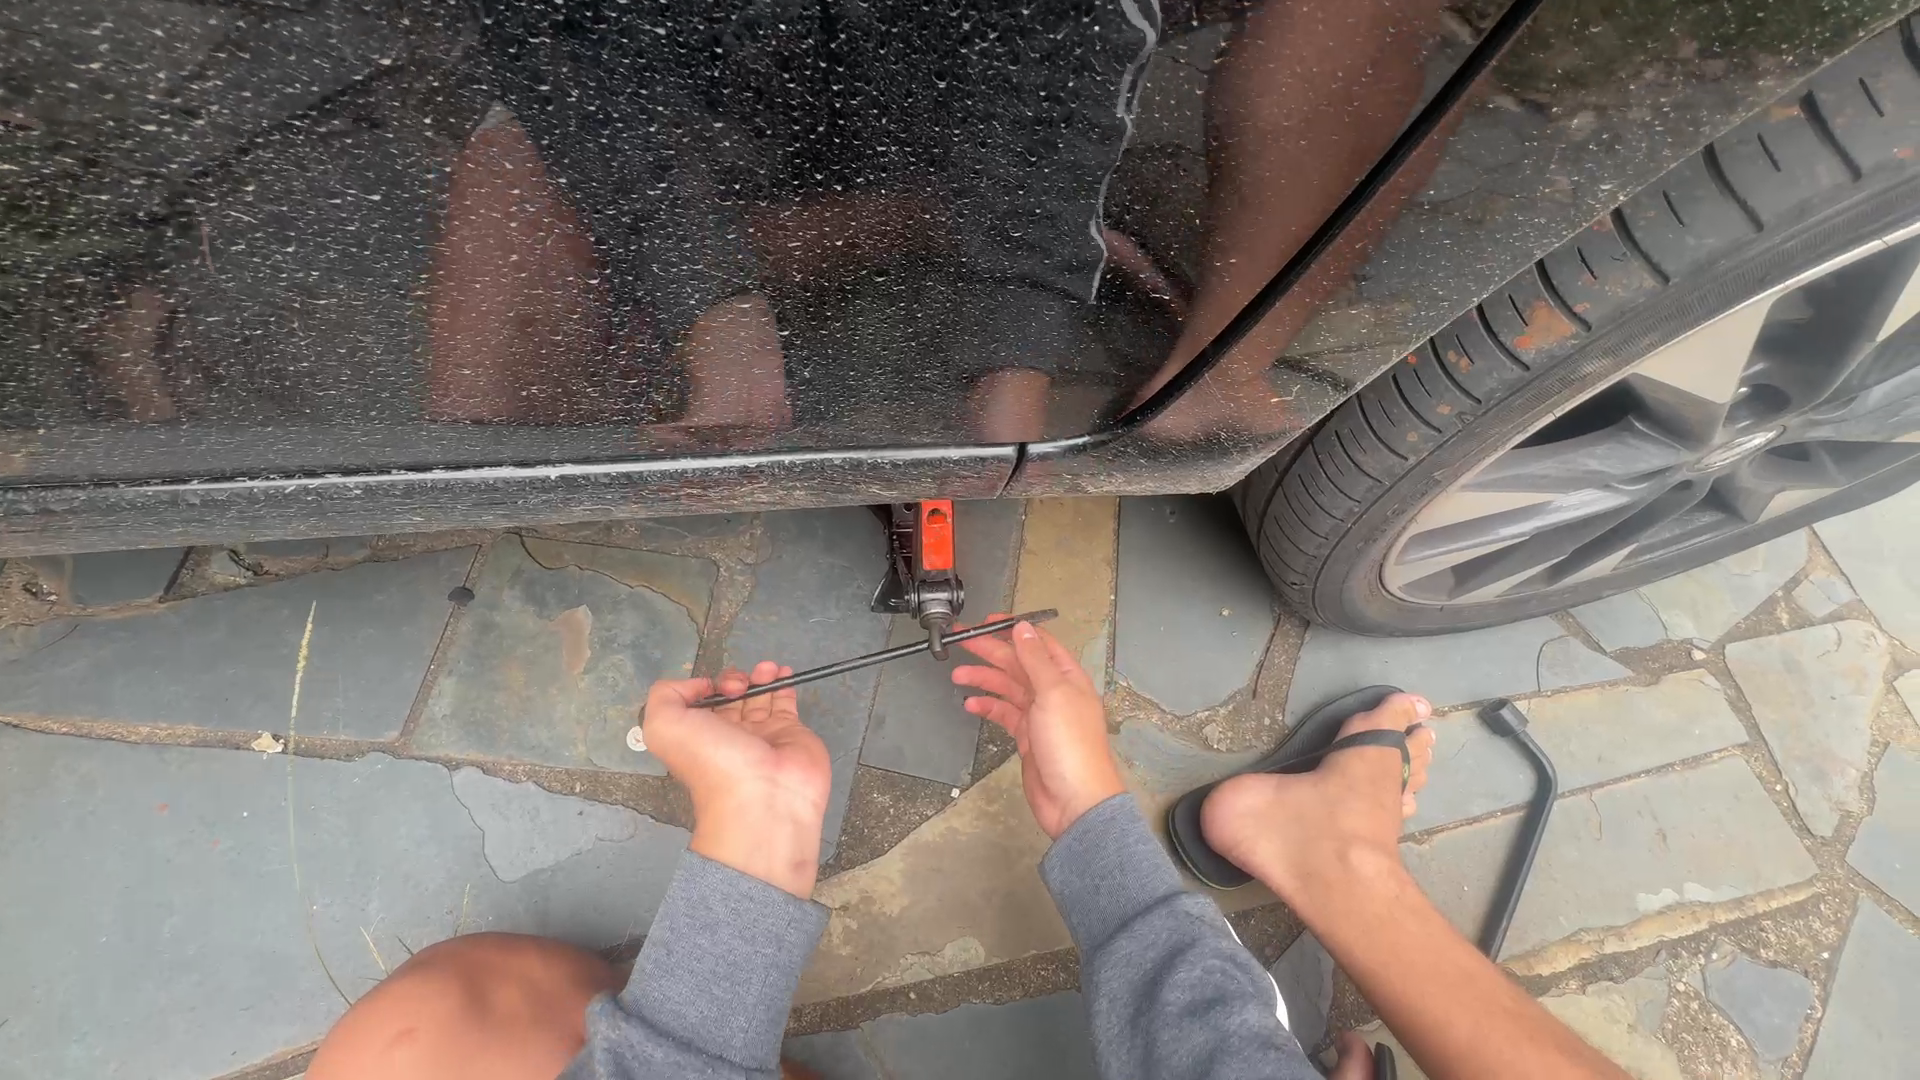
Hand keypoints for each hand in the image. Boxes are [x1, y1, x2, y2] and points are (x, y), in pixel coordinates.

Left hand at [643, 662, 831, 897]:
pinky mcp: (791, 732)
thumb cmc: (713, 762)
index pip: (700, 703)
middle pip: (730, 697)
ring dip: (760, 675)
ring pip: (759, 694)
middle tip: (740, 685)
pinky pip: (786, 700)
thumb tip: (700, 686)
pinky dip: (784, 682)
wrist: (764, 798)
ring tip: (767, 669)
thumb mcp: (664, 727)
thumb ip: (667, 695)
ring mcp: (762, 733)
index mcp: (698, 736)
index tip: (712, 687)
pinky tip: (782, 671)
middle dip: (734, 679)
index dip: (704, 686)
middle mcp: (729, 735)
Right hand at [952, 617, 1125, 838]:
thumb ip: (1035, 659)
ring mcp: (1040, 714)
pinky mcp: (1027, 736)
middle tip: (962, 640)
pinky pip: (1003, 713)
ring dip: (983, 678)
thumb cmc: (1070, 744)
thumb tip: (1023, 628)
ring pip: (1007, 687)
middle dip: (990, 651)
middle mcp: (1053, 691)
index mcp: (1066, 676)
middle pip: (1018, 663)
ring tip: (958, 675)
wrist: (1074, 800)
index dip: (1013, 629)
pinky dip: (987, 706)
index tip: (988, 621)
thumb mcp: (1053, 692)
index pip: (1037, 643)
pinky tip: (970, 703)